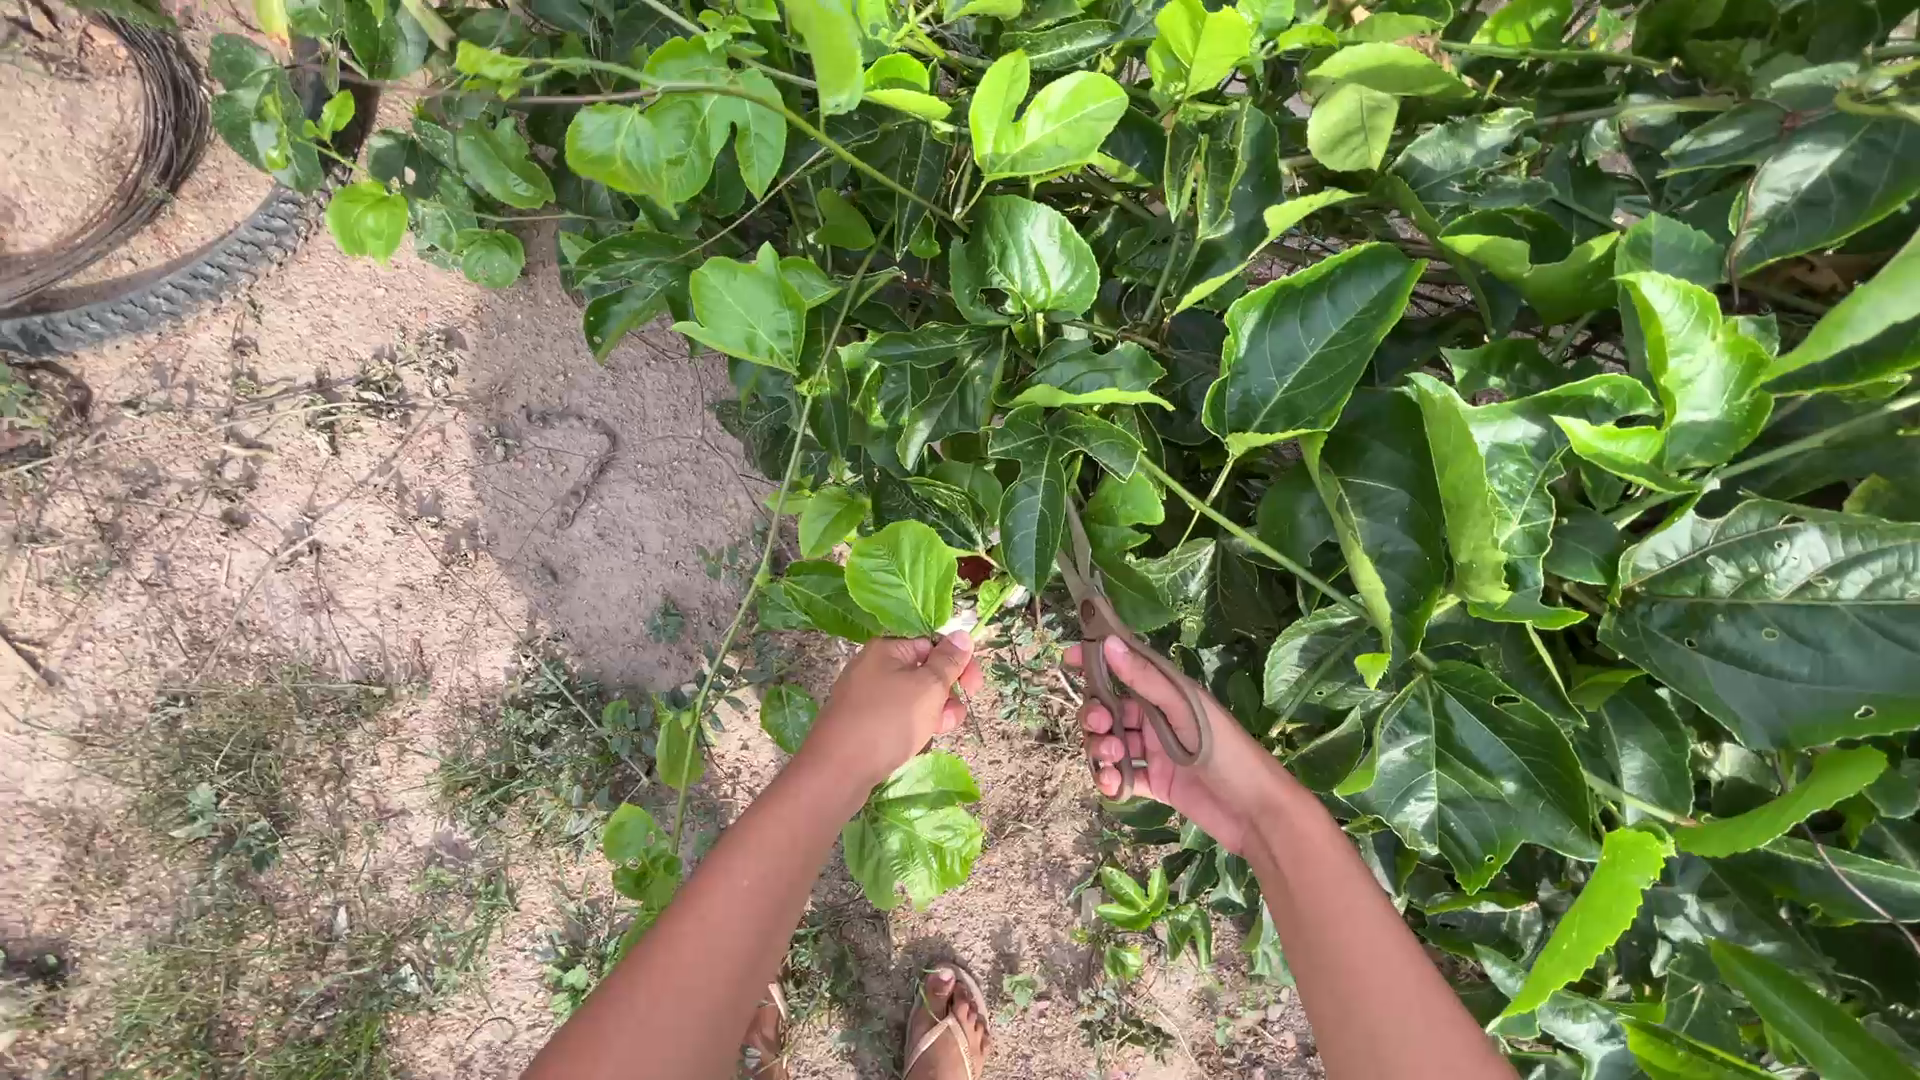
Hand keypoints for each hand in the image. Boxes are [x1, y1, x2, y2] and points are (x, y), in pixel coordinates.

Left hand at [799, 632, 984, 788]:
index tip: (974, 688)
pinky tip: (917, 742)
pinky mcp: (863, 723)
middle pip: (924, 672)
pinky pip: (897, 717)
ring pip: (914, 698)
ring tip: (936, 731)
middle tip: (952, 716)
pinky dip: (913, 725)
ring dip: (933, 712)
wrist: (837, 771)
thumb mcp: (927, 687)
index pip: (932, 645)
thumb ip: (948, 661)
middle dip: (945, 693)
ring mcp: (866, 696)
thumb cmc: (887, 721)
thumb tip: (963, 634)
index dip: (957, 664)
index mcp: (886, 649)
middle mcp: (873, 667)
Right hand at [1067, 635, 1293, 856]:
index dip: (1096, 661)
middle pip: (1109, 710)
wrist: (1256, 813)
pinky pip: (1121, 776)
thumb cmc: (1226, 751)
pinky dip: (1111, 780)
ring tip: (1114, 761)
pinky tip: (1114, 786)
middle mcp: (1157, 719)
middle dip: (1095, 716)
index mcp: (1167, 694)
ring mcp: (1154, 753)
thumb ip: (1145, 679)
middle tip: (1100, 726)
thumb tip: (1109, 642)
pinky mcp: (1155, 784)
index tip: (1068, 659)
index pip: (1124, 669)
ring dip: (1101, 749)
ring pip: (1110, 743)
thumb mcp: (1184, 708)